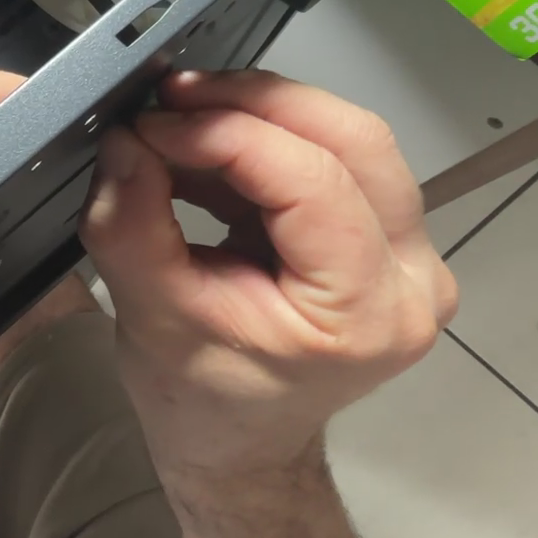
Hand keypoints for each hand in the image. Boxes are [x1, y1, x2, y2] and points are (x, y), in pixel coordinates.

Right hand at [80, 70, 456, 485]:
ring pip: (350, 139)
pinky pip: (330, 160)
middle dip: (254, 101)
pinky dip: (259, 142)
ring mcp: (408, 256)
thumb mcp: (149, 315)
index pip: (311, 182)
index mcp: (363, 315)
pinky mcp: (380, 241)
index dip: (224, 135)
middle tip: (172, 95)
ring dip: (258, 114)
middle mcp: (412, 279)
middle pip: (355, 140)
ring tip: (180, 119)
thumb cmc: (194, 400)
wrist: (235, 442)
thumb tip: (125, 139)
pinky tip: (201, 149)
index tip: (147, 125)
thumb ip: (131, 225)